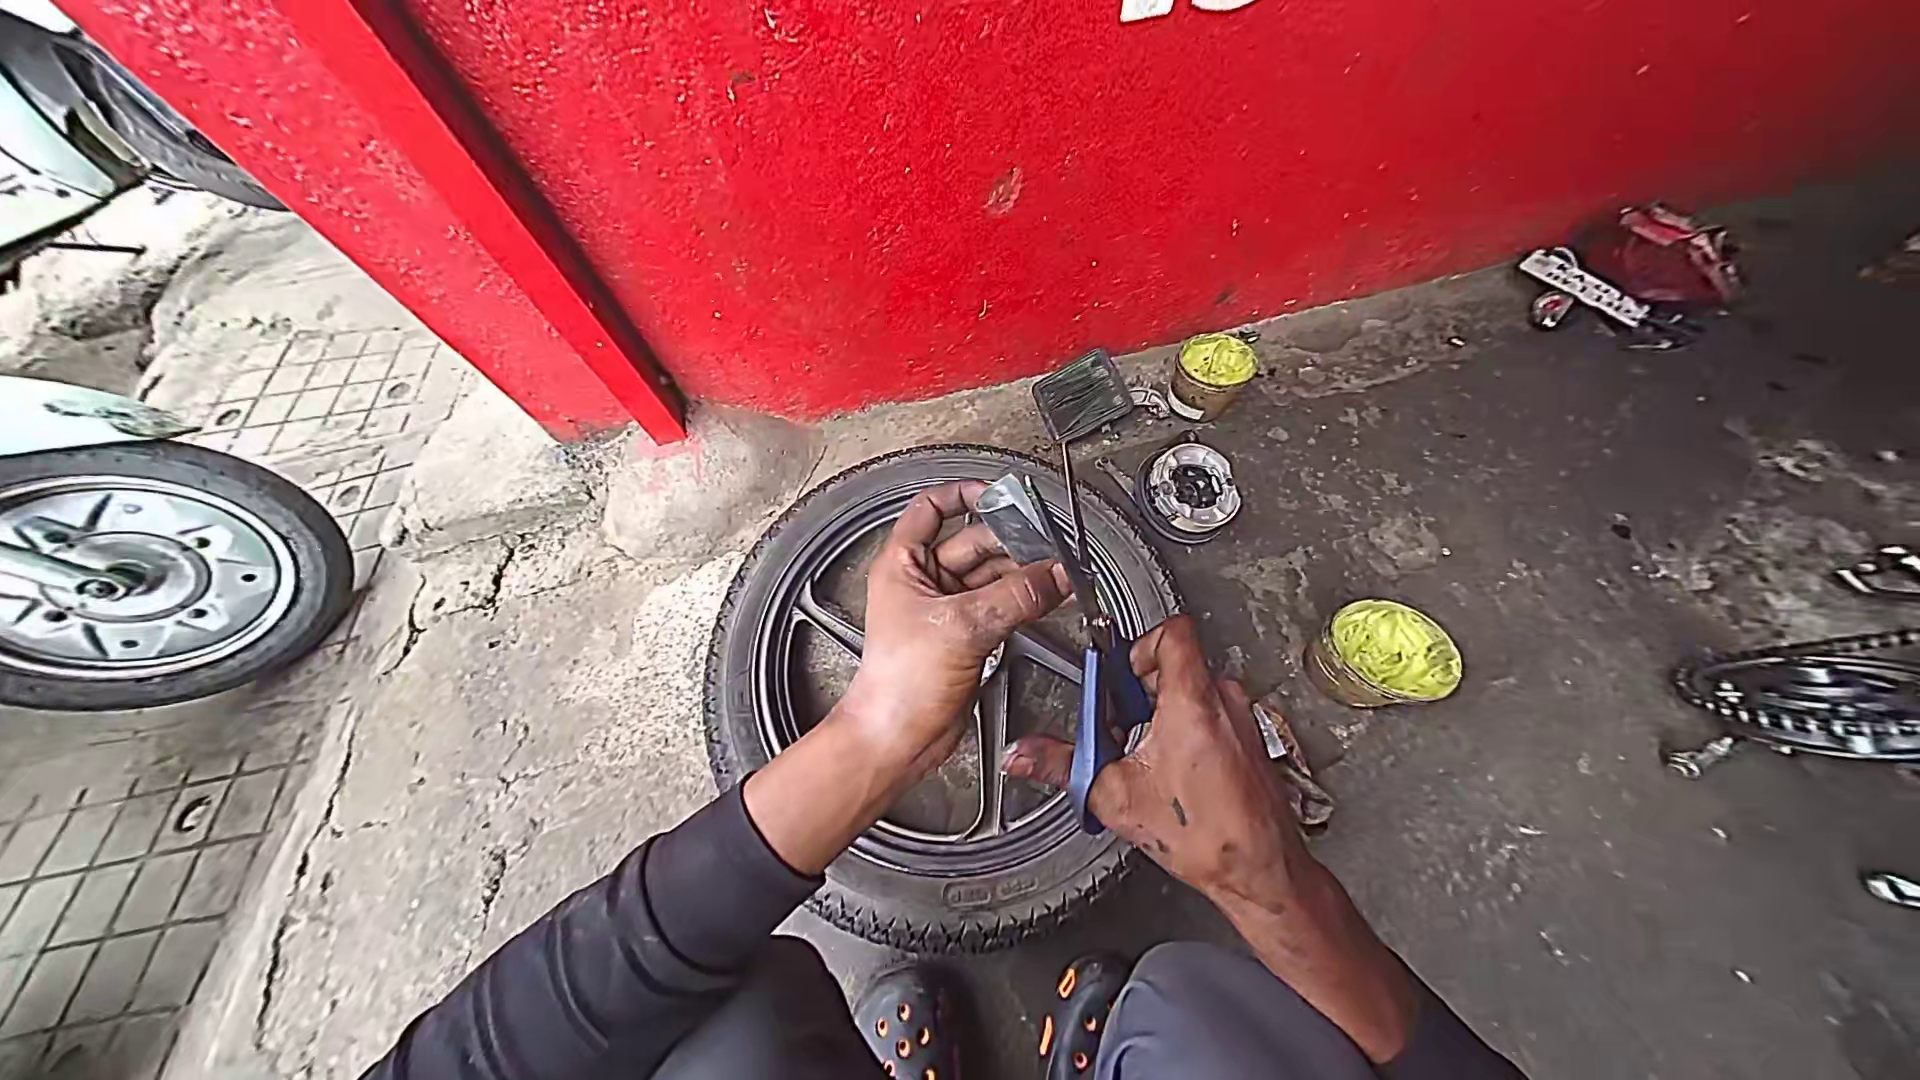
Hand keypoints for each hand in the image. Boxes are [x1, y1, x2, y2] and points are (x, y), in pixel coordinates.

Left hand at [839, 480, 1072, 776]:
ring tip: (1055, 575)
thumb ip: (1015, 597)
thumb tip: (1054, 575)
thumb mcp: (961, 627)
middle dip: (1011, 542)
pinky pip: (1000, 604)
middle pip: (974, 543)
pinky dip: (1022, 600)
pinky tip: (1045, 598)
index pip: (931, 508)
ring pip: (991, 575)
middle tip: (1047, 547)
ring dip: (1022, 574)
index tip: (997, 493)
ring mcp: (947, 608)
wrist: (899, 737)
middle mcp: (924, 581)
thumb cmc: (898, 684)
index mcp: (903, 564)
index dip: (963, 494)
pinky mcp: (966, 633)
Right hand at [1002, 614, 1304, 903]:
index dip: (1138, 644)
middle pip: (1173, 662)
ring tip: (1145, 745)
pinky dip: (1185, 723)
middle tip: (1123, 720)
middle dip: (1139, 688)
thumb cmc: (1210, 837)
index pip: (1172, 632)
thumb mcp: (1117, 796)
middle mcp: (1223, 700)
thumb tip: (1025, 755)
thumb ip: (1063, 766)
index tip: (1119, 672)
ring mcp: (1240, 717)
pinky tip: (1172, 762)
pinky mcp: (1247, 735)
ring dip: (1161, 707)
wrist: (1262, 872)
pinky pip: (1210, 708)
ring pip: (1191, 686)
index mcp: (1191, 702)